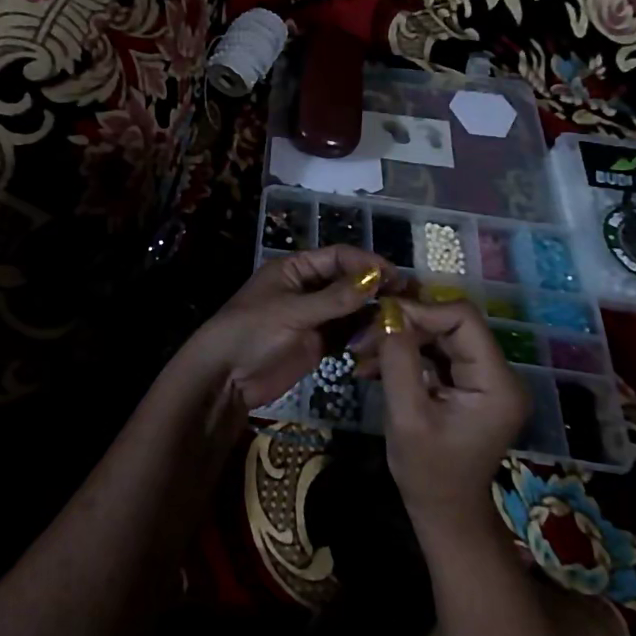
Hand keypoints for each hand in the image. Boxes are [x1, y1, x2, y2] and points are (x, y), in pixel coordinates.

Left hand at [178, 244, 391, 411]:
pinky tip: (383, 340)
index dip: (367, 264)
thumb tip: (376, 278)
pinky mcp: (318, 344)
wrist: (225, 377)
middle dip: (377, 289)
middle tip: (411, 300)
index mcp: (294, 269)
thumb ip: (333, 298)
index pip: (338, 257)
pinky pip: (348, 334)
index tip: (396, 277)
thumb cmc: (250, 332)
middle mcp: (307, 289)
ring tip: (403, 322)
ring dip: (374, 314)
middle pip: (349, 282)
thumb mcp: (291, 312)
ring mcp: (314, 317)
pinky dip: (365, 336)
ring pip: (353, 310)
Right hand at [376, 299, 528, 540]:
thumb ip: (399, 361)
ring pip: (440, 337)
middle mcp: (499, 375)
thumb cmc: (427, 470)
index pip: (463, 320)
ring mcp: (484, 380)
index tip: (379, 320)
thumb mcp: (407, 415)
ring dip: (400, 339)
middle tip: (363, 337)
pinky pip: (436, 355)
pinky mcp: (468, 386)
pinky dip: (405, 355)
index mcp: (496, 383)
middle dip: (405, 325)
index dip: (421, 311)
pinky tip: (373, 366)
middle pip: (451, 325)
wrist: (444, 510)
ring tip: (362, 353)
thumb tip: (387, 314)